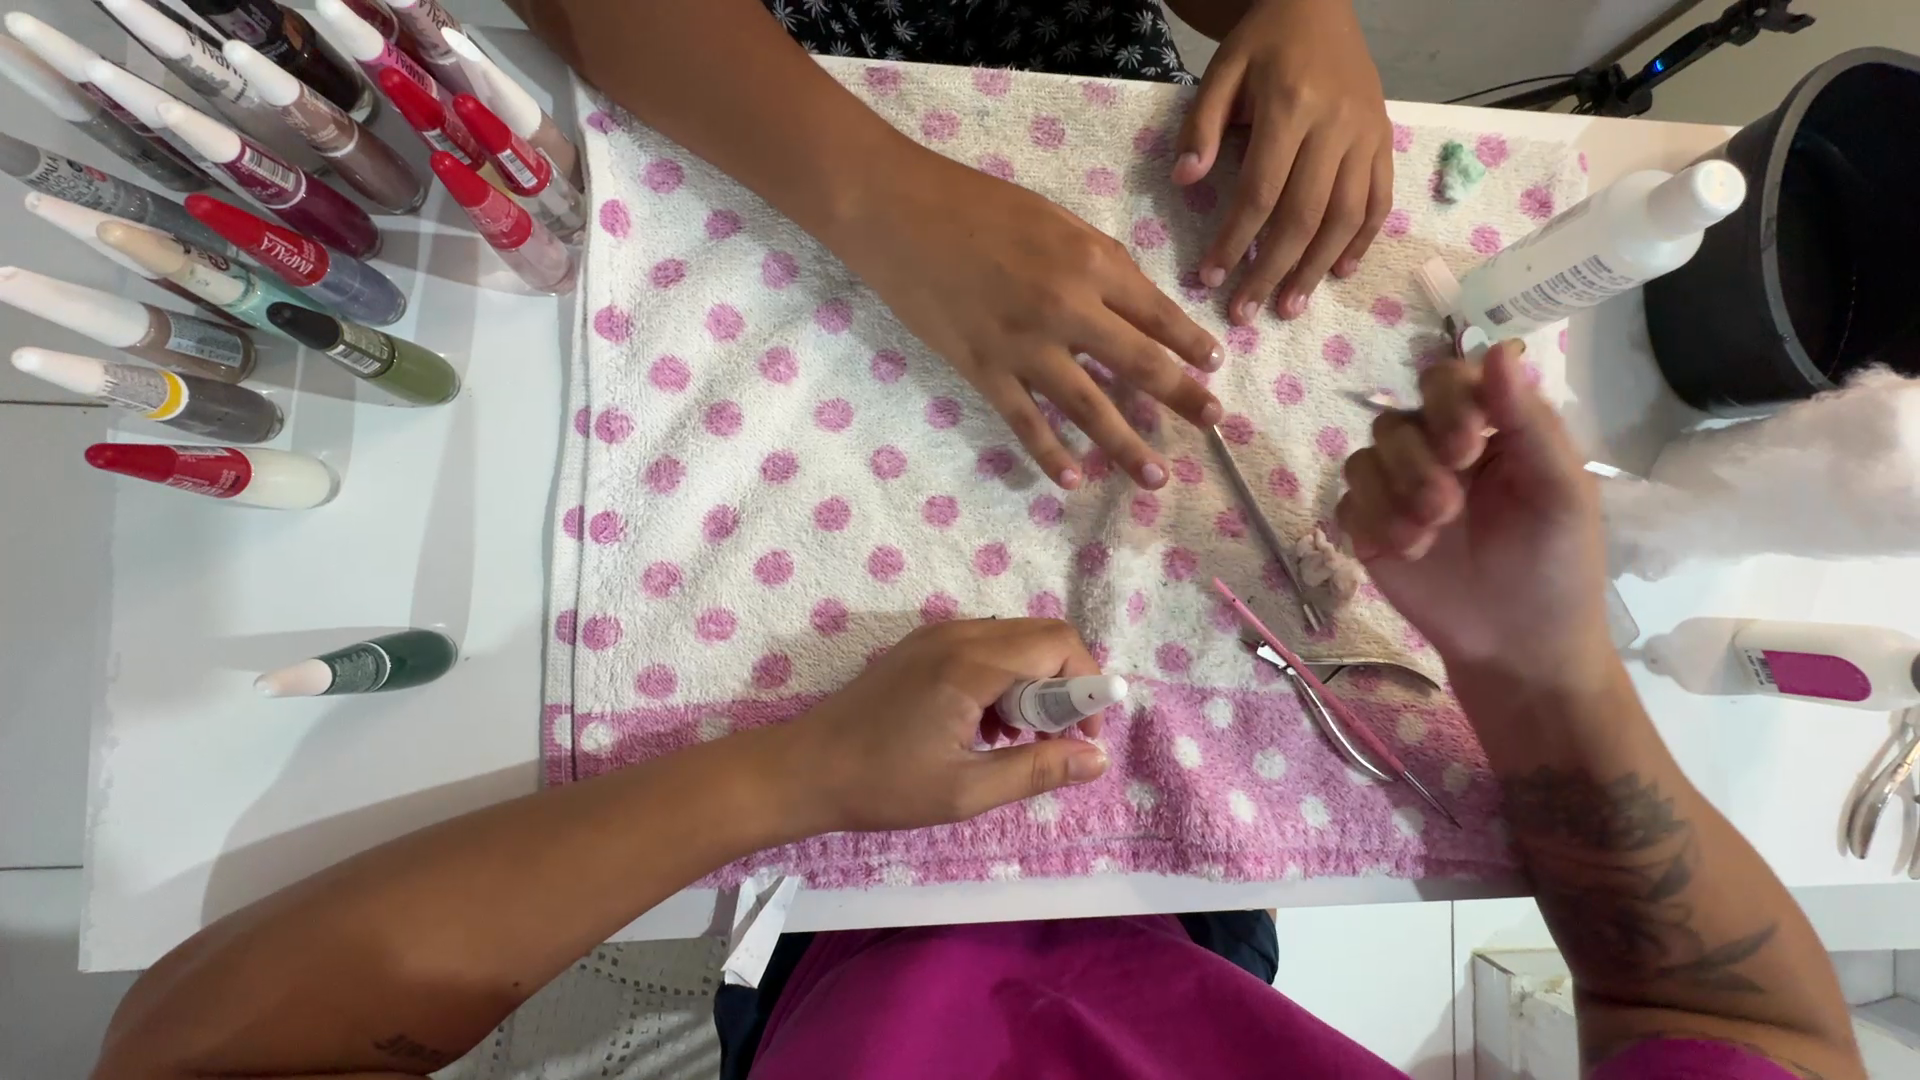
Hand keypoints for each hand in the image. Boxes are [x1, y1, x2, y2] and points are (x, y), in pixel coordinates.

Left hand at [782, 619, 1110, 832]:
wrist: (805, 768)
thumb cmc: (885, 785)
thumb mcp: (968, 790)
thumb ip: (1038, 769)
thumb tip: (1098, 757)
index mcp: (971, 663)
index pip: (1059, 644)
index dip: (1087, 686)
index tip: (1083, 737)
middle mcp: (958, 633)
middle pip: (1041, 635)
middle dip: (1062, 685)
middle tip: (1049, 739)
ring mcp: (936, 635)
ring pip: (1014, 639)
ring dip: (1031, 682)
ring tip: (1012, 737)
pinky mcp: (922, 646)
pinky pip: (984, 646)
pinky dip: (1002, 677)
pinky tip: (982, 724)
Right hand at [836, 150, 1223, 490]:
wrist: (898, 214)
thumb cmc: (976, 204)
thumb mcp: (1054, 217)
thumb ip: (1097, 260)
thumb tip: (1133, 298)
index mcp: (1090, 262)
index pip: (1156, 313)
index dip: (1190, 342)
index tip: (1214, 365)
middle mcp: (1068, 308)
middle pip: (1140, 365)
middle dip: (1183, 397)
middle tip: (1213, 423)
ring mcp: (1025, 347)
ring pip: (1089, 407)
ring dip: (1128, 446)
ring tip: (1157, 477)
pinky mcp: (984, 371)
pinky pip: (1025, 422)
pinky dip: (1049, 455)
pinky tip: (1073, 480)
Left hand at [1175, 0, 1392, 324]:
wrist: (1320, 1)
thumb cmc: (1262, 44)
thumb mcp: (1220, 72)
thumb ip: (1201, 126)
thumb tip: (1184, 181)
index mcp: (1292, 107)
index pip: (1260, 193)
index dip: (1234, 242)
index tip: (1209, 279)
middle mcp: (1337, 125)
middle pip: (1304, 215)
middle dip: (1272, 271)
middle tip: (1245, 313)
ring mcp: (1368, 134)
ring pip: (1347, 216)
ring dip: (1316, 269)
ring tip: (1289, 308)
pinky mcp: (1385, 140)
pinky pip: (1380, 199)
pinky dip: (1362, 240)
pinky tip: (1339, 273)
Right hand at [1335, 342, 1610, 678]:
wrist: (1514, 643)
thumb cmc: (1553, 565)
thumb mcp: (1561, 490)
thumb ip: (1529, 421)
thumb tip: (1498, 348)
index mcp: (1488, 432)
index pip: (1445, 383)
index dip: (1446, 404)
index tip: (1470, 446)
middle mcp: (1435, 452)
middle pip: (1394, 421)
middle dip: (1418, 463)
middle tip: (1448, 507)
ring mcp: (1395, 490)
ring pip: (1364, 459)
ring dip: (1394, 496)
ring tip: (1428, 536)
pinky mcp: (1367, 527)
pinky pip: (1347, 502)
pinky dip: (1373, 522)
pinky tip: (1407, 551)